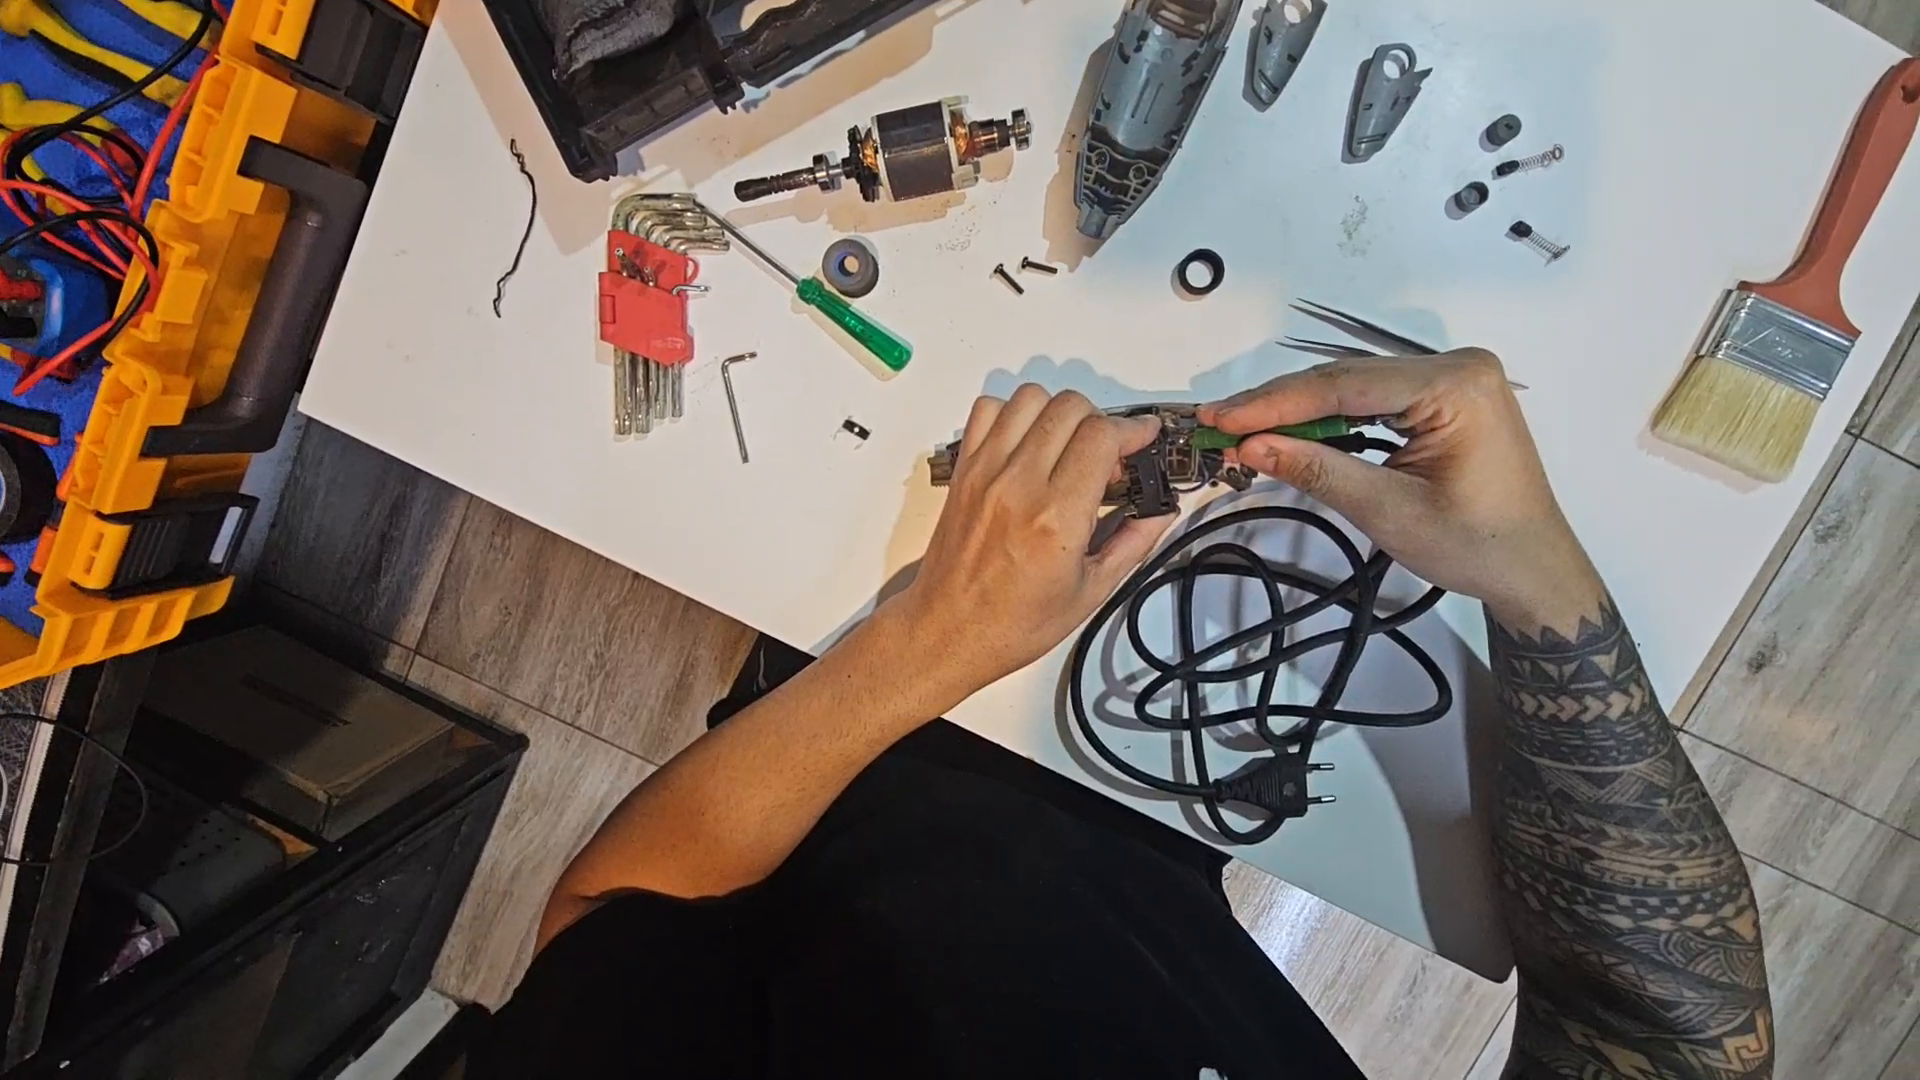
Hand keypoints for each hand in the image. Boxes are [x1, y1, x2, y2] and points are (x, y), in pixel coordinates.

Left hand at [889, 385, 1172, 706]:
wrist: (947, 631)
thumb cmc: (1010, 623)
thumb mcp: (1090, 593)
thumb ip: (1132, 542)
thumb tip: (1160, 511)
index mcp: (1056, 519)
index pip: (1102, 436)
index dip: (1133, 429)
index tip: (1143, 437)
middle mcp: (1018, 486)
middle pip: (1070, 407)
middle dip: (1101, 422)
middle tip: (1108, 455)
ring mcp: (986, 473)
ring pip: (1030, 398)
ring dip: (1058, 412)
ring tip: (1068, 445)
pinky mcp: (964, 471)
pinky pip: (986, 411)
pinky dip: (1012, 413)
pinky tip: (1027, 443)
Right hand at [1199, 350, 1602, 628]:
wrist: (1532, 569)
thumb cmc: (1471, 544)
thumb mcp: (1386, 509)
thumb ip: (1316, 469)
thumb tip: (1247, 445)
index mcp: (1454, 385)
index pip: (1342, 386)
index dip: (1272, 403)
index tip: (1218, 419)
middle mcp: (1453, 367)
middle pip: (1343, 378)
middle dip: (1276, 404)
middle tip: (1216, 422)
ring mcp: (1448, 380)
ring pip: (1350, 386)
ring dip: (1293, 409)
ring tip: (1239, 426)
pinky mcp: (1439, 399)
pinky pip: (1367, 400)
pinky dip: (1323, 418)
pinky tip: (1286, 429)